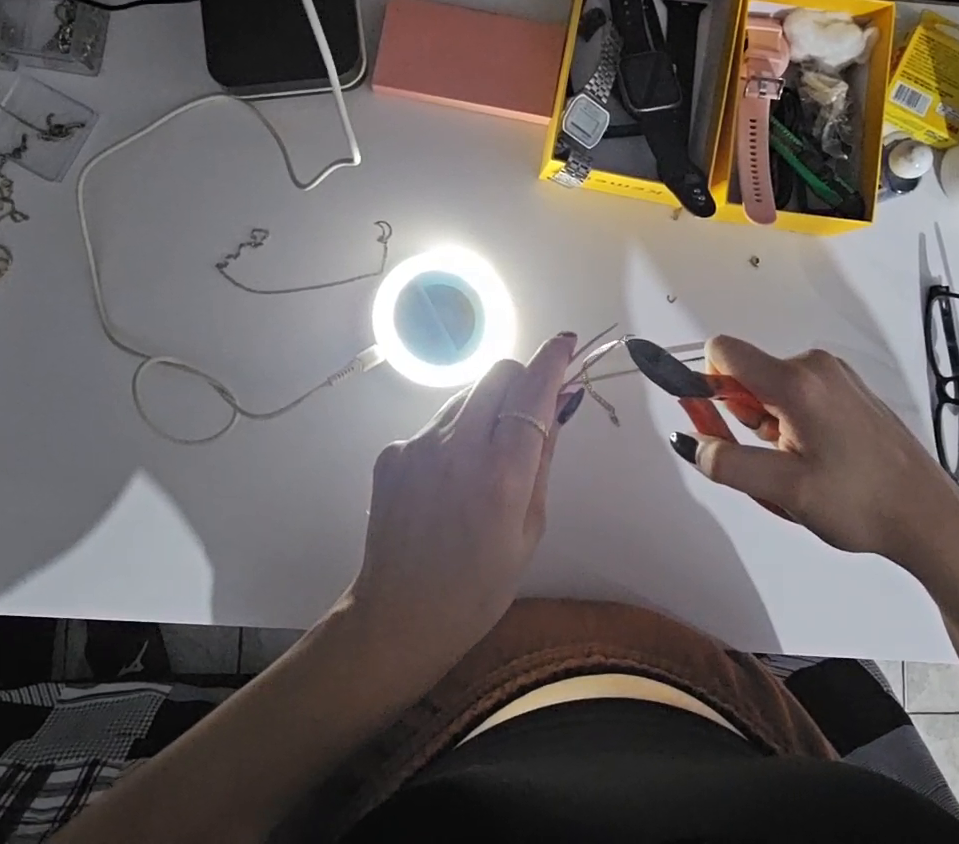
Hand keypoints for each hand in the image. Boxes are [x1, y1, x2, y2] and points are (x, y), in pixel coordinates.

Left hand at [343, 332, 575, 672]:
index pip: (533, 390)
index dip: (553, 359)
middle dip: (520, 380)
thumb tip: (559, 404)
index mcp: (503, 473)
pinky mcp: (392, 453)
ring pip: (464, 397)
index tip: (566, 343)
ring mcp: (417, 446)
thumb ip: (543, 459)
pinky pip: (435, 425)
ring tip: (485, 460)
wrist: (400, 615)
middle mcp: (458, 446)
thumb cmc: (479, 586)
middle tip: (530, 411)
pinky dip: (454, 436)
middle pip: (496, 374)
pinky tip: (449, 481)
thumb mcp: (530, 528)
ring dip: (486, 409)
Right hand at [674, 336, 958, 572]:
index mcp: (798, 382)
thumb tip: (691, 442)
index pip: (723, 352)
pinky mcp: (847, 392)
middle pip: (745, 375)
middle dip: (742, 418)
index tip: (718, 424)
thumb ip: (727, 462)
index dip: (706, 385)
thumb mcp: (784, 489)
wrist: (929, 518)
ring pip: (768, 390)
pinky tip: (814, 463)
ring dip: (766, 429)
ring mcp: (835, 377)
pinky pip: (795, 397)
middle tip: (771, 462)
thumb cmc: (864, 504)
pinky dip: (789, 426)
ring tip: (797, 469)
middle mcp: (816, 367)